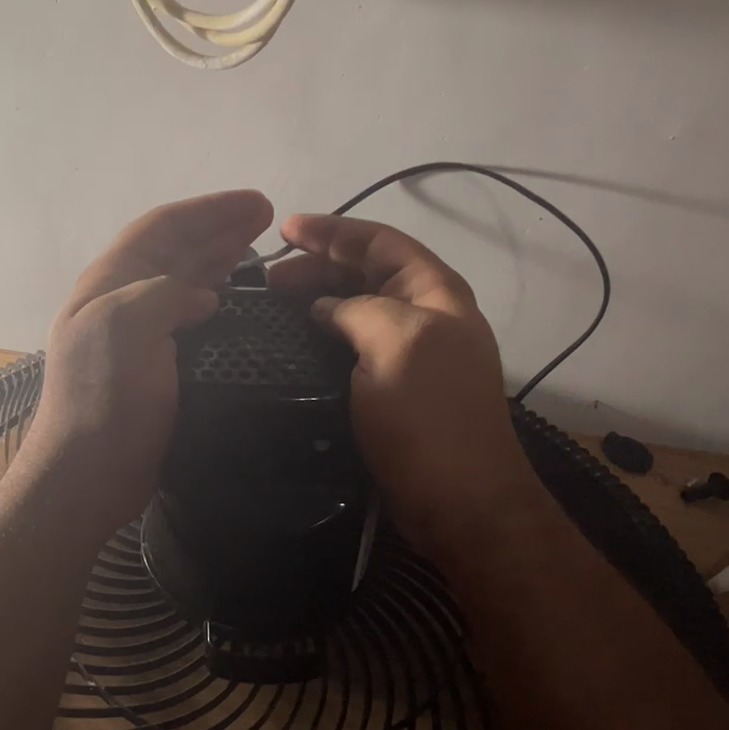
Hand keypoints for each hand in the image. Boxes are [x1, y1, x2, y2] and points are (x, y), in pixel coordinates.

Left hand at [19, 190, 274, 530]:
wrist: (89, 472)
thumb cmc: (103, 397)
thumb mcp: (125, 326)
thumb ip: (166, 294)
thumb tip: (205, 297)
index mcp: (109, 282)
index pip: (163, 228)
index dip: (209, 211)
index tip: (258, 205)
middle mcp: (122, 301)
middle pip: (176, 251)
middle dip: (219, 230)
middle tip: (268, 221)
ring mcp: (138, 337)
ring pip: (184, 283)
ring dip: (220, 261)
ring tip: (258, 250)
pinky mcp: (157, 369)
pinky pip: (190, 321)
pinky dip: (216, 303)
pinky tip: (235, 302)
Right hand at [271, 214, 541, 555]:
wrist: (460, 500)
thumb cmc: (428, 416)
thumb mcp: (394, 343)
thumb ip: (357, 309)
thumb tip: (326, 308)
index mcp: (435, 294)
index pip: (379, 242)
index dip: (332, 231)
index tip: (283, 229)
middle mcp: (427, 317)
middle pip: (368, 273)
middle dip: (319, 266)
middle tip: (268, 279)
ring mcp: (413, 356)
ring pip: (359, 311)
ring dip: (319, 301)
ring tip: (274, 306)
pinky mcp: (395, 392)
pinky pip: (355, 349)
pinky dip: (325, 339)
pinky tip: (298, 345)